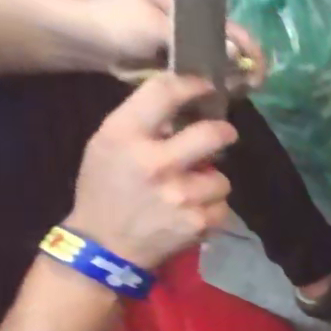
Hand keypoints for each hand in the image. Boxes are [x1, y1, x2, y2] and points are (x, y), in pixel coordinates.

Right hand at [66, 74, 237, 268]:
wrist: (105, 245)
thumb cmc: (105, 189)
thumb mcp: (108, 144)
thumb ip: (141, 125)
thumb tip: (185, 111)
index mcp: (125, 135)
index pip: (164, 93)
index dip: (192, 85)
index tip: (206, 86)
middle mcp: (156, 162)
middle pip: (211, 135)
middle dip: (224, 133)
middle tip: (226, 134)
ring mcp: (181, 195)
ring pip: (221, 179)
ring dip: (212, 184)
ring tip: (194, 191)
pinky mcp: (197, 223)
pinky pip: (222, 208)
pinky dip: (212, 210)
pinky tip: (193, 213)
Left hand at [79, 0, 267, 87]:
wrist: (84, 40)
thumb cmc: (116, 22)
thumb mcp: (152, 24)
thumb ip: (191, 41)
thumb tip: (234, 55)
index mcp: (189, 10)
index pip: (230, 26)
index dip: (249, 47)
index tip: (257, 68)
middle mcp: (192, 31)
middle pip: (231, 50)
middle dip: (246, 68)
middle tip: (253, 87)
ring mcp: (186, 54)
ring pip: (221, 70)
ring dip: (233, 84)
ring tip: (238, 97)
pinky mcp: (177, 74)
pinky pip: (204, 84)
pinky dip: (215, 94)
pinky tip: (219, 105)